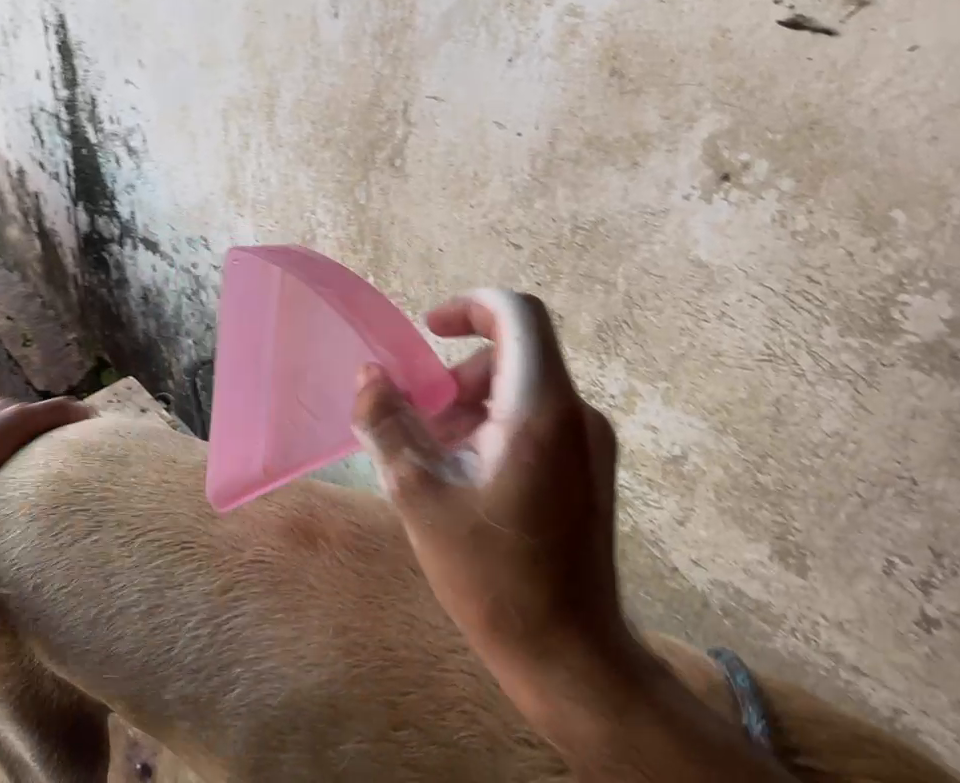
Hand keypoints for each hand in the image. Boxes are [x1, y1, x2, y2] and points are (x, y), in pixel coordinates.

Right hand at [352, 291, 633, 687]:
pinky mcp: (589, 470)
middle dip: (455, 377)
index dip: (468, 306)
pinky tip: (465, 482)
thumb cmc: (491, 574)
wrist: (569, 652)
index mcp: (541, 409)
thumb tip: (369, 376)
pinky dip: (493, 429)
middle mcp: (577, 414)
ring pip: (521, 389)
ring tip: (435, 461)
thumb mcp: (419, 495)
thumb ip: (387, 424)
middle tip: (419, 426)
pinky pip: (536, 420)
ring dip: (470, 407)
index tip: (427, 332)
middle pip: (513, 355)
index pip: (516, 314)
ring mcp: (590, 444)